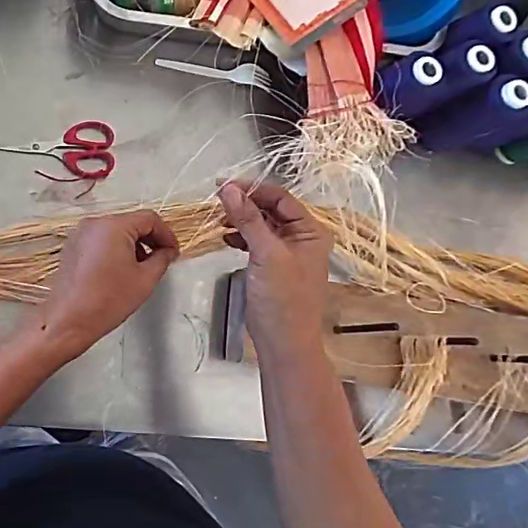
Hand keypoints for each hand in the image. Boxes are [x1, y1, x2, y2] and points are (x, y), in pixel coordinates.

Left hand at [34, 211, 179, 357]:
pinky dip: (114, 249)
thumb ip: (161, 258)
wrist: (69, 318)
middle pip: (130, 222)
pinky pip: (99, 240)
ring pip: (114, 231)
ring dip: (132, 244)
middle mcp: (93, 223)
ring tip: (141, 268)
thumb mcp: (145, 278)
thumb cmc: (109, 298)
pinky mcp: (71, 247)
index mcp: (112, 225)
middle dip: (149, 239)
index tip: (174, 253)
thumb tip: (167, 251)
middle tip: (162, 259)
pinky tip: (120, 270)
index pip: (148, 218)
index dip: (166, 234)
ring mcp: (79, 235)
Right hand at [217, 181, 330, 358]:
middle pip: (270, 209)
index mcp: (310, 232)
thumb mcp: (266, 254)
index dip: (253, 189)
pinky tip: (225, 238)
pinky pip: (254, 241)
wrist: (284, 342)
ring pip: (260, 224)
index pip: (281, 198)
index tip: (223, 186)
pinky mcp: (270, 265)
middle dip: (244, 203)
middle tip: (216, 201)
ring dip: (240, 219)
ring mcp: (285, 253)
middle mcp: (300, 238)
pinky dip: (239, 236)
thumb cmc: (283, 299)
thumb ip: (248, 219)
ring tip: (219, 220)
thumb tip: (229, 189)